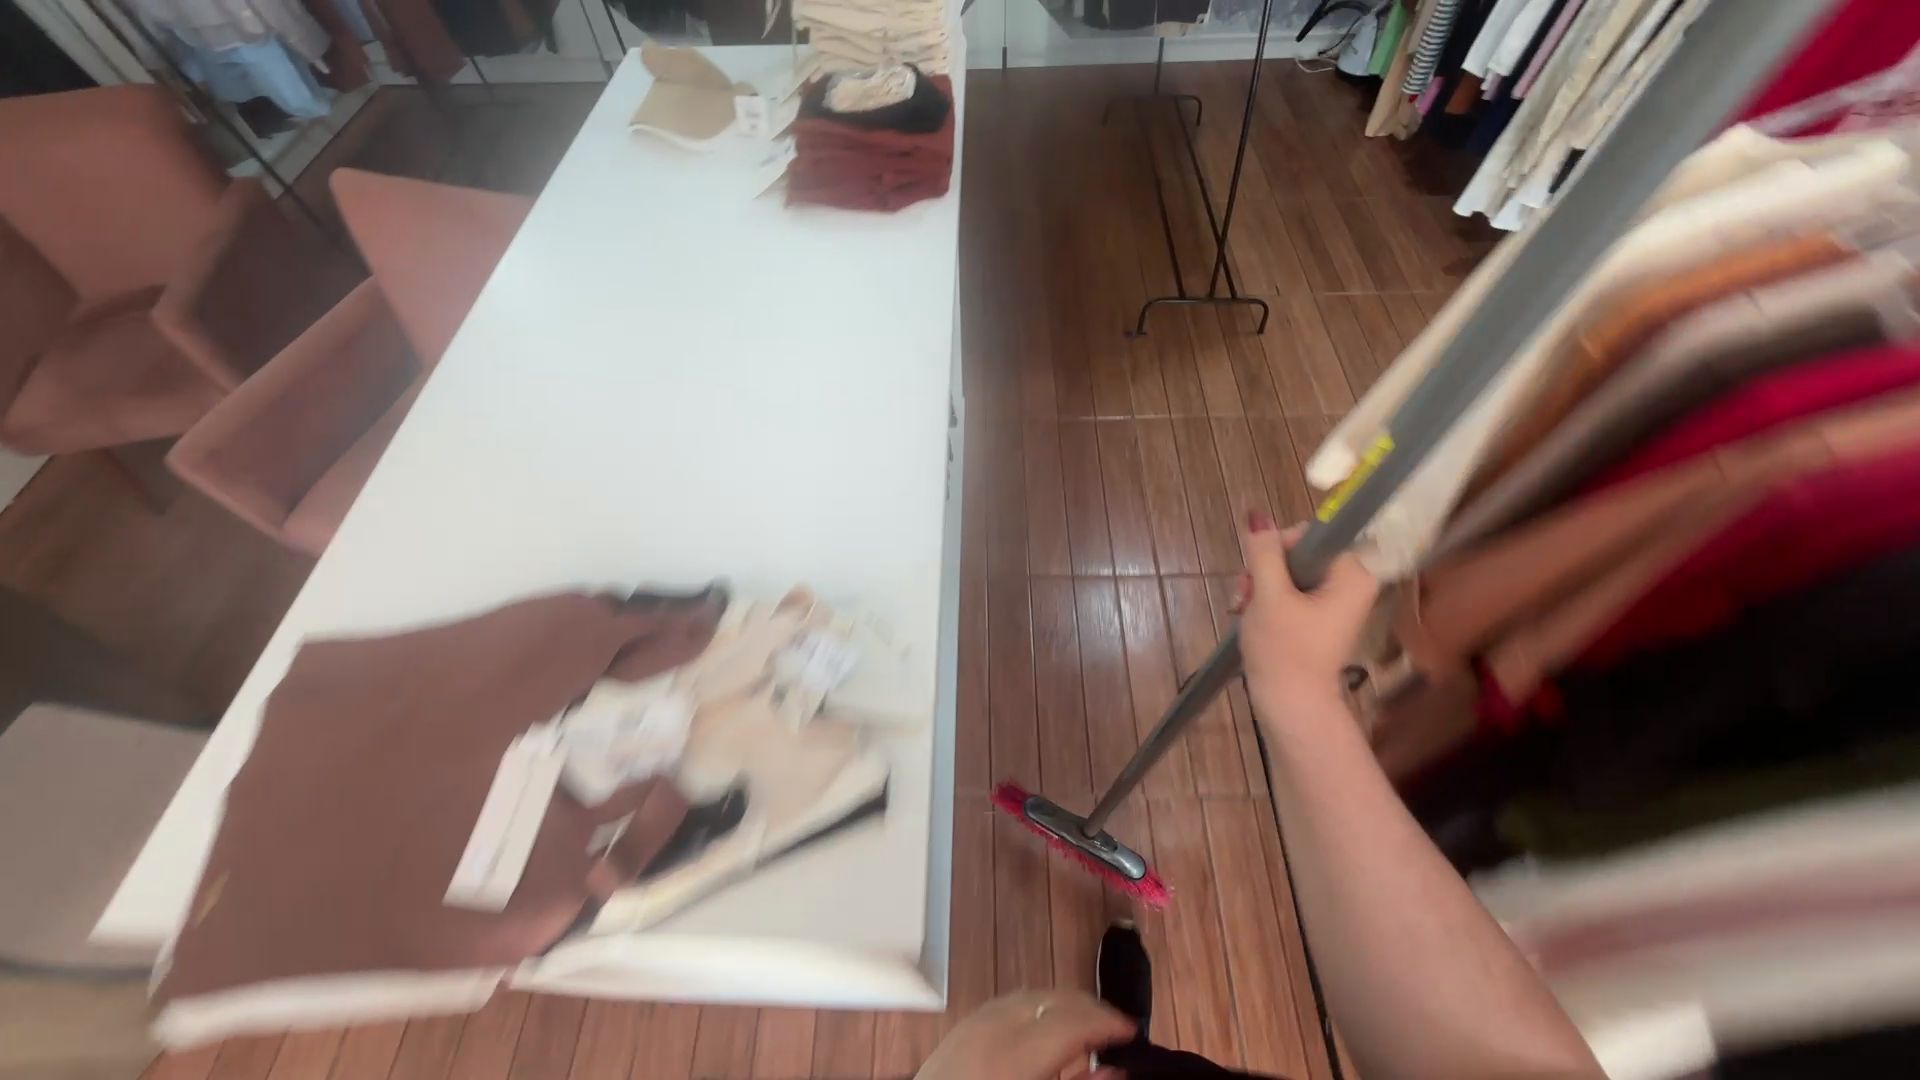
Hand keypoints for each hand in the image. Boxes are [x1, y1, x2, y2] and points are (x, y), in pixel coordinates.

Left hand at [914, 991, 1134, 1079]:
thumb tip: (1114, 1071)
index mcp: (1009, 1058)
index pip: (1070, 1020)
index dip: (1107, 1021)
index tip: (1132, 1031)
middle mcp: (991, 1028)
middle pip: (1053, 998)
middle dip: (1090, 1010)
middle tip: (1118, 1032)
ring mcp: (974, 1021)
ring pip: (1034, 994)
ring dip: (1065, 1006)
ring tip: (1089, 1032)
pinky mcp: (965, 1024)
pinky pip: (1012, 1003)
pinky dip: (1039, 1008)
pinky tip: (1050, 1030)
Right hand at [1232, 511, 1377, 721]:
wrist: (1290, 704)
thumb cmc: (1284, 649)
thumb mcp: (1269, 596)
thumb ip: (1264, 553)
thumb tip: (1257, 516)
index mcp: (1351, 575)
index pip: (1312, 535)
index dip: (1278, 546)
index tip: (1258, 572)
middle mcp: (1350, 584)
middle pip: (1297, 553)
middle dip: (1264, 570)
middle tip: (1245, 595)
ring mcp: (1334, 602)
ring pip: (1288, 573)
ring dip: (1259, 586)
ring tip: (1243, 608)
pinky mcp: (1317, 618)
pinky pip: (1289, 592)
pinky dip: (1266, 600)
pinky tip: (1249, 614)